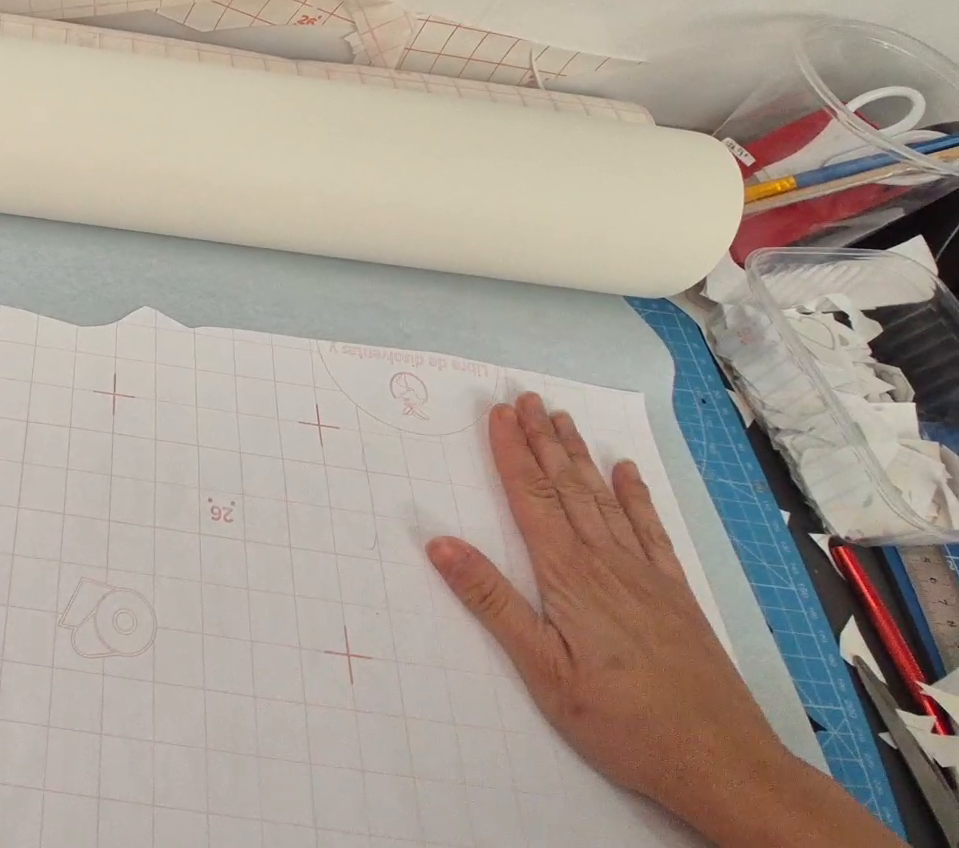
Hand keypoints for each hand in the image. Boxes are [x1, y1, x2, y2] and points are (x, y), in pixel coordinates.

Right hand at [425, 394, 818, 836]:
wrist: (725, 766)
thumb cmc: (620, 721)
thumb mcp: (541, 670)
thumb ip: (491, 603)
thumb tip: (440, 543)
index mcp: (568, 576)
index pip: (532, 499)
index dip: (512, 453)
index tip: (499, 413)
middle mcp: (607, 563)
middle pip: (568, 488)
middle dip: (544, 441)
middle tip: (529, 398)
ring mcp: (646, 576)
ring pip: (605, 501)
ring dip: (581, 457)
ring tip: (564, 420)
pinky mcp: (674, 595)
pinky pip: (651, 532)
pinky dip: (636, 497)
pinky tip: (628, 472)